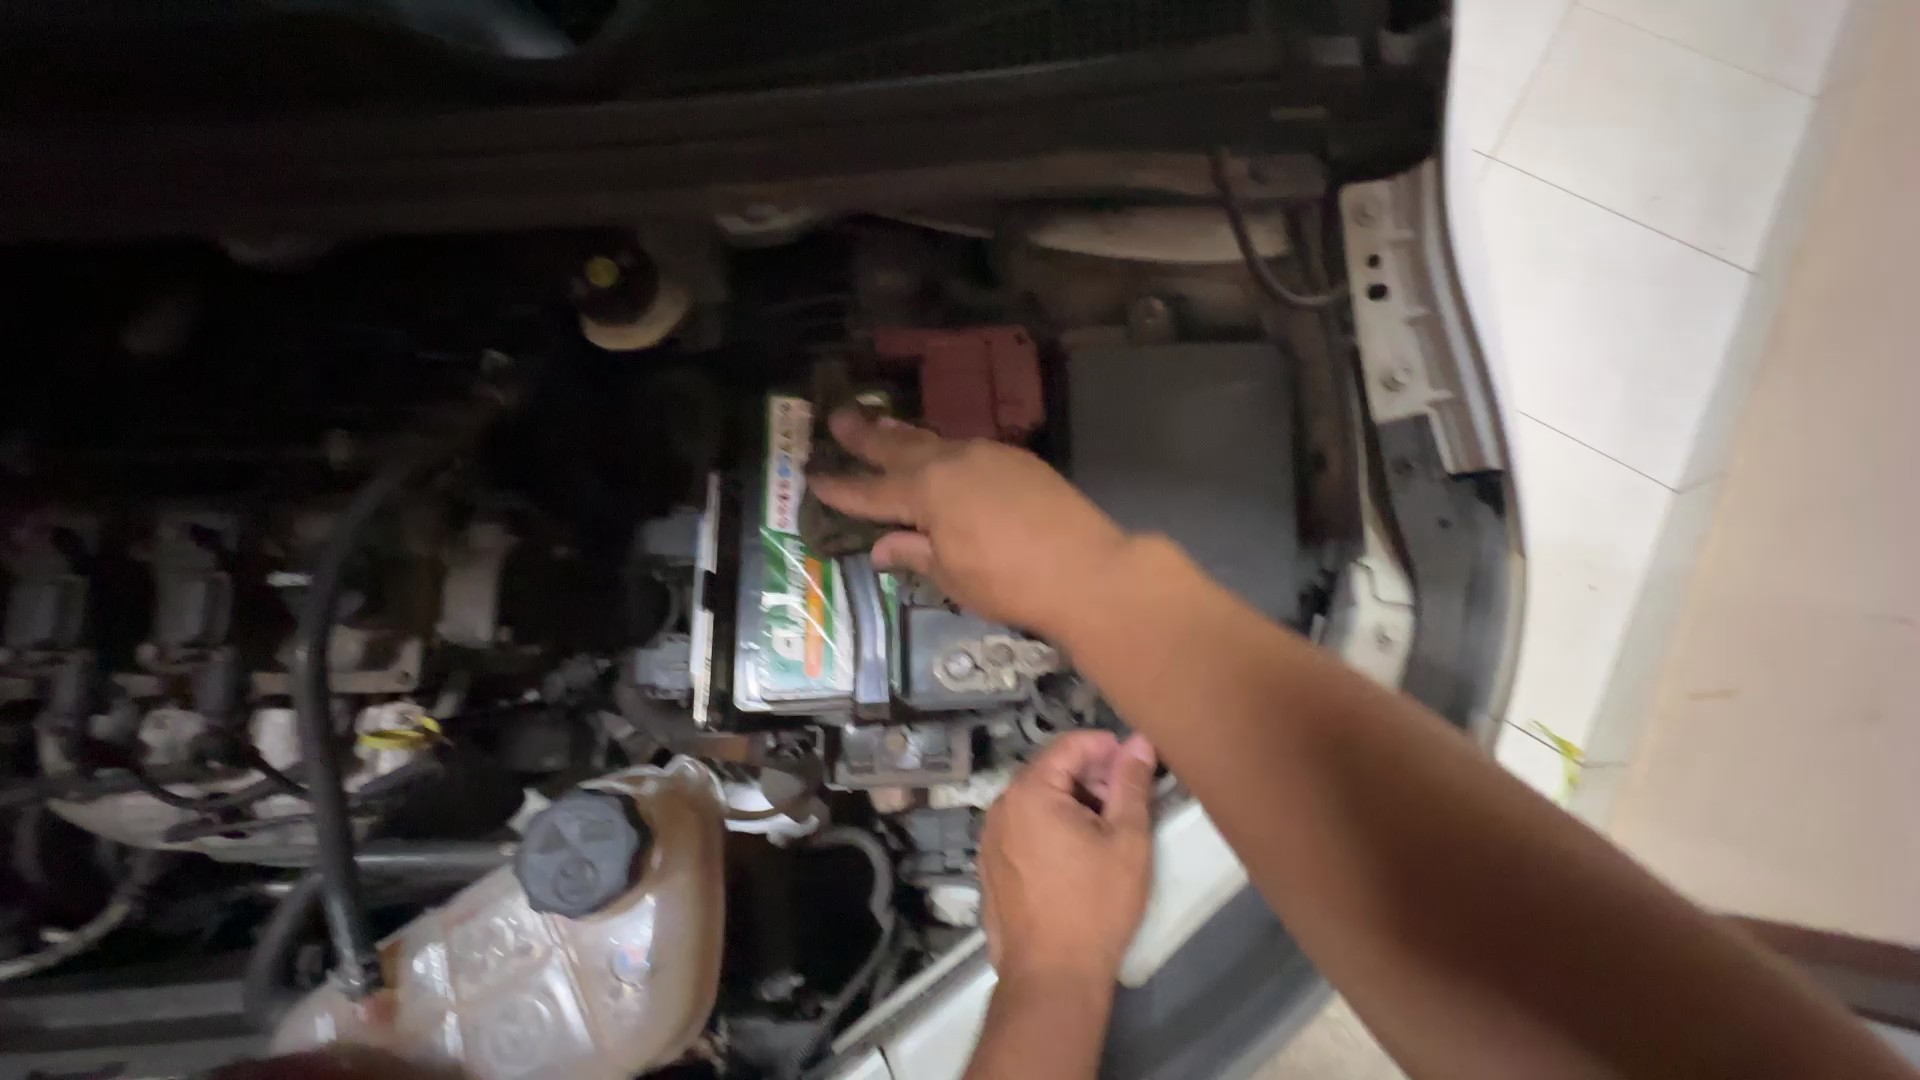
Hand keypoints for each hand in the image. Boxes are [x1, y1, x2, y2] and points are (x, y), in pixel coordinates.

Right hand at [806, 410, 1131, 639]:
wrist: (1086, 569)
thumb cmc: (1009, 582)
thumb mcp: (952, 576)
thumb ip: (914, 554)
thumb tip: (881, 547)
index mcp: (926, 493)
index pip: (872, 492)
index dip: (842, 488)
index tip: (814, 478)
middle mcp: (951, 463)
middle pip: (899, 449)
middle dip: (866, 437)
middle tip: (839, 418)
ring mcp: (987, 455)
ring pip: (935, 442)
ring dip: (905, 435)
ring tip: (882, 423)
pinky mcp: (1017, 459)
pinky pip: (967, 449)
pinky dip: (944, 449)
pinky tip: (942, 453)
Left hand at [979, 730, 1156, 988]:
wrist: (1051, 976)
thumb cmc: (1095, 904)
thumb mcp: (1126, 840)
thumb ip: (1132, 784)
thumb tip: (1139, 742)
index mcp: (1030, 791)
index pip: (1069, 745)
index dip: (1106, 746)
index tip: (1136, 761)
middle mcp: (1001, 806)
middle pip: (1050, 770)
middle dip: (1091, 775)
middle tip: (1128, 798)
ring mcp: (990, 837)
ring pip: (1037, 800)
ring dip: (1073, 801)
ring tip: (1107, 827)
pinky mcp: (990, 865)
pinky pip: (1023, 828)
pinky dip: (1051, 826)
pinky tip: (1077, 853)